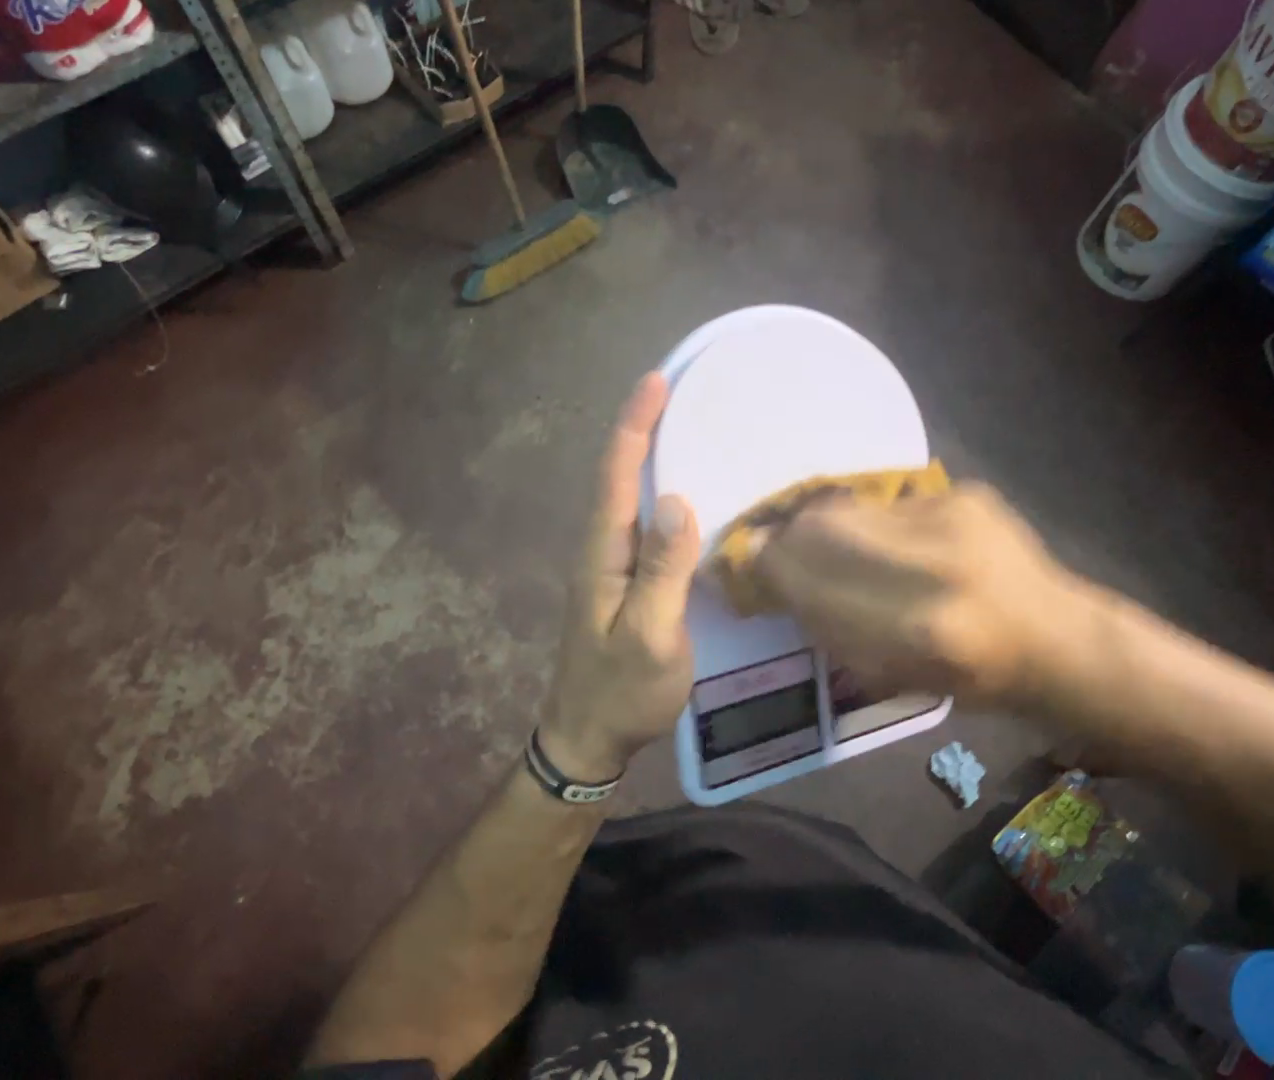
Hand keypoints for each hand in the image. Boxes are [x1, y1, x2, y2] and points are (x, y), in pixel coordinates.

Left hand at [539, 374, 700, 780]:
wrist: (587, 737)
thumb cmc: (620, 691)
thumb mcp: (650, 635)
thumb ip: (664, 571)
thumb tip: (678, 500)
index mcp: (603, 554)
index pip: (615, 476)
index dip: (634, 427)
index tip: (656, 381)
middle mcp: (603, 551)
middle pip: (618, 477)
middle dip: (642, 429)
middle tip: (677, 391)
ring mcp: (612, 569)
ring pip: (630, 500)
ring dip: (650, 458)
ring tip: (685, 427)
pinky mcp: (626, 586)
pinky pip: (644, 528)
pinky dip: (660, 497)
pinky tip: (686, 497)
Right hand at [753, 484, 1092, 708]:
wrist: (1053, 638)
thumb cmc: (968, 677)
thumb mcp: (887, 671)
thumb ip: (824, 621)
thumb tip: (764, 571)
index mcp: (915, 630)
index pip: (809, 580)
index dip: (763, 568)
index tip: (738, 571)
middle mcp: (934, 566)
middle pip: (821, 529)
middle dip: (783, 538)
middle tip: (767, 548)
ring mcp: (953, 519)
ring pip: (849, 506)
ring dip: (819, 524)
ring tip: (815, 540)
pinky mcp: (964, 492)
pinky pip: (885, 499)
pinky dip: (866, 519)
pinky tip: (877, 537)